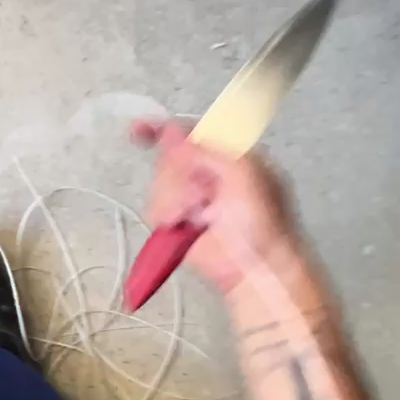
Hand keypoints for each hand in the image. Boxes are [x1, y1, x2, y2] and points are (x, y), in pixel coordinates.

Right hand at [133, 117, 299, 291]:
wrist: (254, 269)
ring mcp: (190, 198)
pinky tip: (184, 226)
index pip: (190, 133)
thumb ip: (209, 150)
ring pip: (160, 184)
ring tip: (198, 218)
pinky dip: (166, 216)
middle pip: (170, 159)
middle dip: (179, 176)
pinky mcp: (175, 221)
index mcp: (228, 157)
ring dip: (175, 200)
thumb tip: (173, 132)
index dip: (163, 129)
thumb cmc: (261, 223)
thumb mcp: (245, 175)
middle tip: (201, 196)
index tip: (138, 130)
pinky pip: (154, 208)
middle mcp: (206, 174)